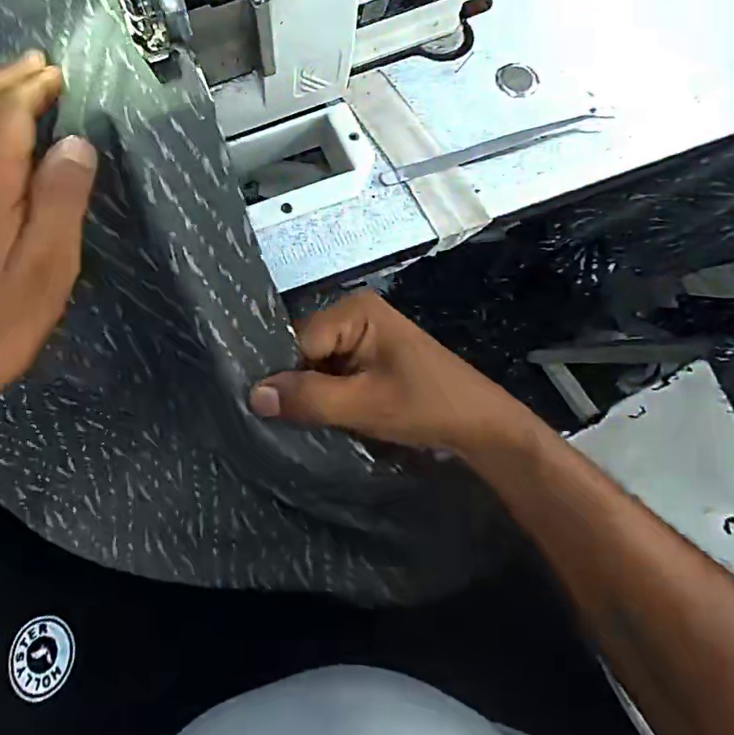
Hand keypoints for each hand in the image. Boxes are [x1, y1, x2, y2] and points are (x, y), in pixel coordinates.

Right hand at [248, 291, 545, 455]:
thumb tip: (253, 395)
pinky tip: (320, 417)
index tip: (264, 410)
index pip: (297, 339)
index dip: (283, 375)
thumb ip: (309, 398)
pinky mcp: (370, 357)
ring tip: (297, 422)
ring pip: (316, 365)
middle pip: (304, 350)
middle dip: (297, 384)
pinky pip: (333, 372)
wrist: (480, 424)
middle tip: (277, 421)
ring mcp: (364, 335)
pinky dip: (327, 395)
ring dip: (311, 393)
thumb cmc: (427, 406)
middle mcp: (355, 313)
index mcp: (355, 310)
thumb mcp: (364, 405)